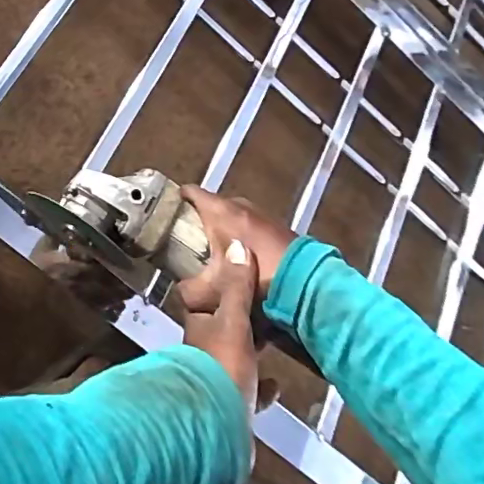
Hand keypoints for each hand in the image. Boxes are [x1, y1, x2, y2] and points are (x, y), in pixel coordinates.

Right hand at [176, 186, 296, 306]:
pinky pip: (253, 228)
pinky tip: (246, 262)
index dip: (177, 199)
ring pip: (234, 217)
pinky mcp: (281, 228)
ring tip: (219, 254)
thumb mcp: (213, 291)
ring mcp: (263, 215)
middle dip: (201, 221)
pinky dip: (246, 239)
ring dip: (226, 231)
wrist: (312, 289)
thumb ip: (190, 291)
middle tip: (192, 241)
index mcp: (220, 211)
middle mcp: (240, 205)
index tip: (170, 212)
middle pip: (212, 206)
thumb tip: (180, 292)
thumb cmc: (256, 278)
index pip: (189, 191)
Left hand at [179, 236, 259, 409]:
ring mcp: (216, 379)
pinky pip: (248, 392)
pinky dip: (261, 388)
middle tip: (265, 313)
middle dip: (240, 323)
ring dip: (250, 353)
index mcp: (201, 325)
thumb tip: (237, 245)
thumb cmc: (222, 365)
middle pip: (222, 330)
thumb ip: (237, 288)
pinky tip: (276, 386)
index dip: (221, 292)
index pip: (206, 301)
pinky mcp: (231, 406)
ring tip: (274, 343)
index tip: (239, 281)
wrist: (214, 422)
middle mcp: (203, 349)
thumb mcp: (233, 321)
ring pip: (234, 359)